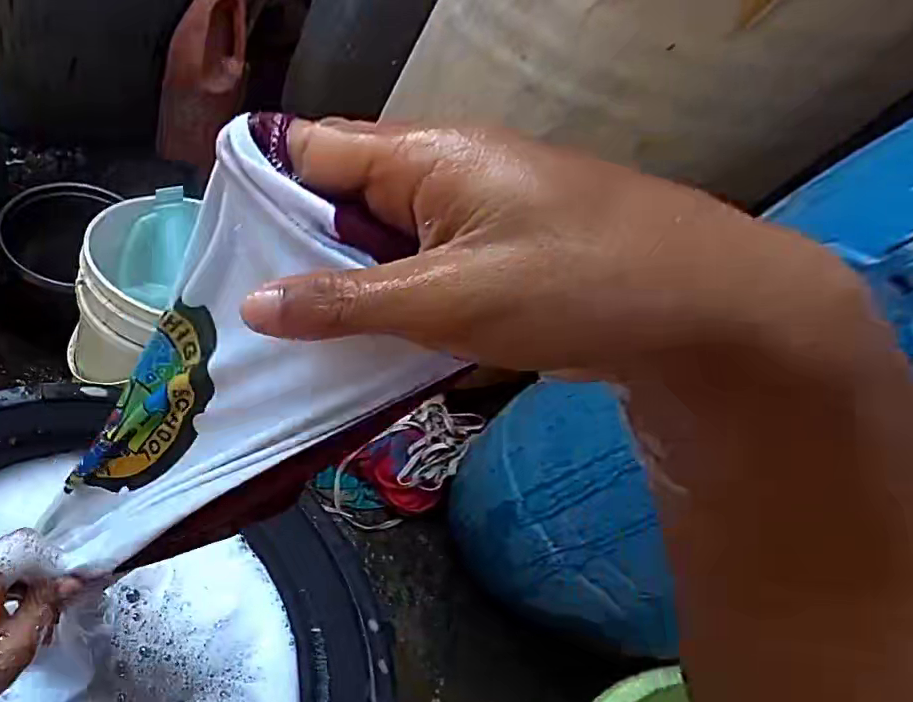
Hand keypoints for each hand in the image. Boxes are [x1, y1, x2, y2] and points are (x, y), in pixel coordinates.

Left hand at [0, 530, 79, 701]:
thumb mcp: (20, 642)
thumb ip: (45, 606)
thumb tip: (67, 582)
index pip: (26, 544)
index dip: (54, 562)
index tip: (71, 582)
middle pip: (17, 554)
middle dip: (44, 576)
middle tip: (63, 603)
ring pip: (7, 568)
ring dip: (31, 587)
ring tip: (47, 618)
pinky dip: (14, 594)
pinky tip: (26, 619)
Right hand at [238, 118, 890, 384]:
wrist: (705, 321)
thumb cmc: (578, 286)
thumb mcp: (445, 297)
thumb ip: (342, 302)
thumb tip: (250, 304)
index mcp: (427, 157)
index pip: (315, 149)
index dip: (257, 178)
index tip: (206, 231)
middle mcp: (433, 179)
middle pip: (328, 202)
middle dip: (273, 246)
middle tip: (218, 299)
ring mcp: (451, 224)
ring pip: (355, 247)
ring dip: (311, 284)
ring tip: (255, 329)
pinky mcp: (464, 265)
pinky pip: (387, 277)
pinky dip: (352, 306)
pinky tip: (323, 341)